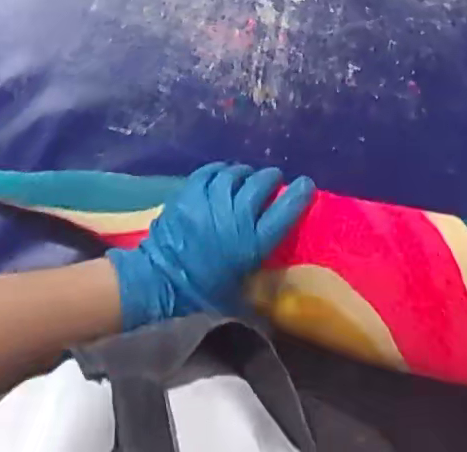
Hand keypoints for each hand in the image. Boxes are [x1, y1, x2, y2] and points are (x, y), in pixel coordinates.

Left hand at [107, 162, 315, 329]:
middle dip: (271, 179)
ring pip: (235, 174)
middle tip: (274, 179)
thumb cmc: (202, 296)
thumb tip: (279, 291)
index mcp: (253, 243)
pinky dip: (220, 169)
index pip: (285, 212)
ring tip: (248, 174)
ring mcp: (211, 199)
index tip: (306, 185)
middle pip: (261, 186)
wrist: (161, 280)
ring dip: (245, 172)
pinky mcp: (190, 191)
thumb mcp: (241, 297)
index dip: (298, 195)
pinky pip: (210, 171)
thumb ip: (261, 287)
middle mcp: (236, 215)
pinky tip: (224, 172)